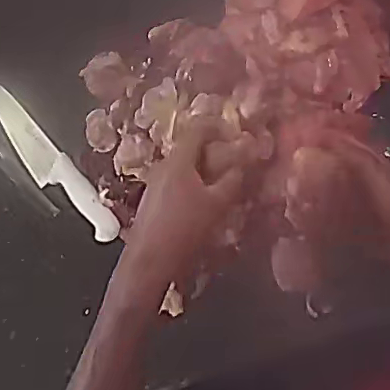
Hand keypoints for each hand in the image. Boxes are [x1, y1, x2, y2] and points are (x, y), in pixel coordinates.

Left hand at [123, 120, 244, 285]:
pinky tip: (206, 204)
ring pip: (186, 166)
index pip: (198, 128)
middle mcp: (163, 166)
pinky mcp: (153, 199)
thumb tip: (241, 166)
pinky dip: (195, 184)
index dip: (220, 127)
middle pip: (192, 148)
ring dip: (207, 170)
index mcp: (178, 161)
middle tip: (236, 163)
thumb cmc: (184, 229)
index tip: (238, 137)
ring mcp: (156, 183)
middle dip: (216, 152)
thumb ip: (232, 181)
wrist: (148, 262)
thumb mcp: (217, 205)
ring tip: (225, 185)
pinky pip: (178, 181)